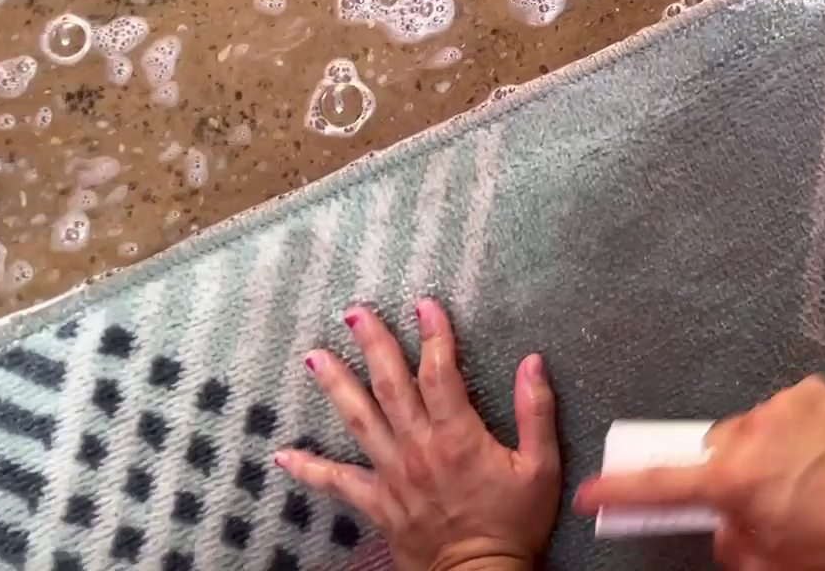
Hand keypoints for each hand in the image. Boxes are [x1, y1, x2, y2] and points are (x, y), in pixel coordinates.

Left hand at [276, 299, 562, 570]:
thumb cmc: (515, 520)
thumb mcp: (542, 463)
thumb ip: (535, 410)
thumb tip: (532, 361)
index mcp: (458, 436)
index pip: (440, 374)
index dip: (433, 336)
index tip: (425, 304)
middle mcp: (418, 449)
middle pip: (391, 388)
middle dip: (373, 346)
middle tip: (355, 313)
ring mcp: (392, 477)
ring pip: (359, 422)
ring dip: (337, 387)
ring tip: (315, 357)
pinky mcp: (378, 503)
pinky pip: (337, 483)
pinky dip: (308, 468)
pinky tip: (283, 454)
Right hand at [574, 375, 824, 570]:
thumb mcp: (769, 562)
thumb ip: (730, 540)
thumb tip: (722, 522)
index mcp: (733, 480)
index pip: (660, 484)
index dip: (620, 489)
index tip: (593, 489)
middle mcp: (751, 432)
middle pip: (712, 448)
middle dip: (721, 469)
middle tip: (750, 493)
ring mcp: (782, 406)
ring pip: (750, 427)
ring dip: (760, 447)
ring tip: (796, 474)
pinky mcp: (811, 390)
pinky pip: (784, 410)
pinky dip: (790, 428)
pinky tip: (815, 450)